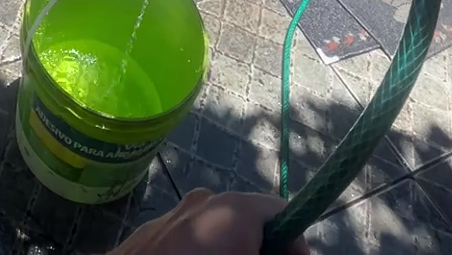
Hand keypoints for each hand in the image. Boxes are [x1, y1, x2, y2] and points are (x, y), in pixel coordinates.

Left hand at [112, 189, 309, 254]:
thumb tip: (297, 254)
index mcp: (234, 209)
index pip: (283, 213)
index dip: (297, 246)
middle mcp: (206, 200)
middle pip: (253, 223)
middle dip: (265, 252)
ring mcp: (177, 213)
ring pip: (222, 232)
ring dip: (236, 251)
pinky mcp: (154, 231)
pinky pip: (194, 239)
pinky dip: (207, 252)